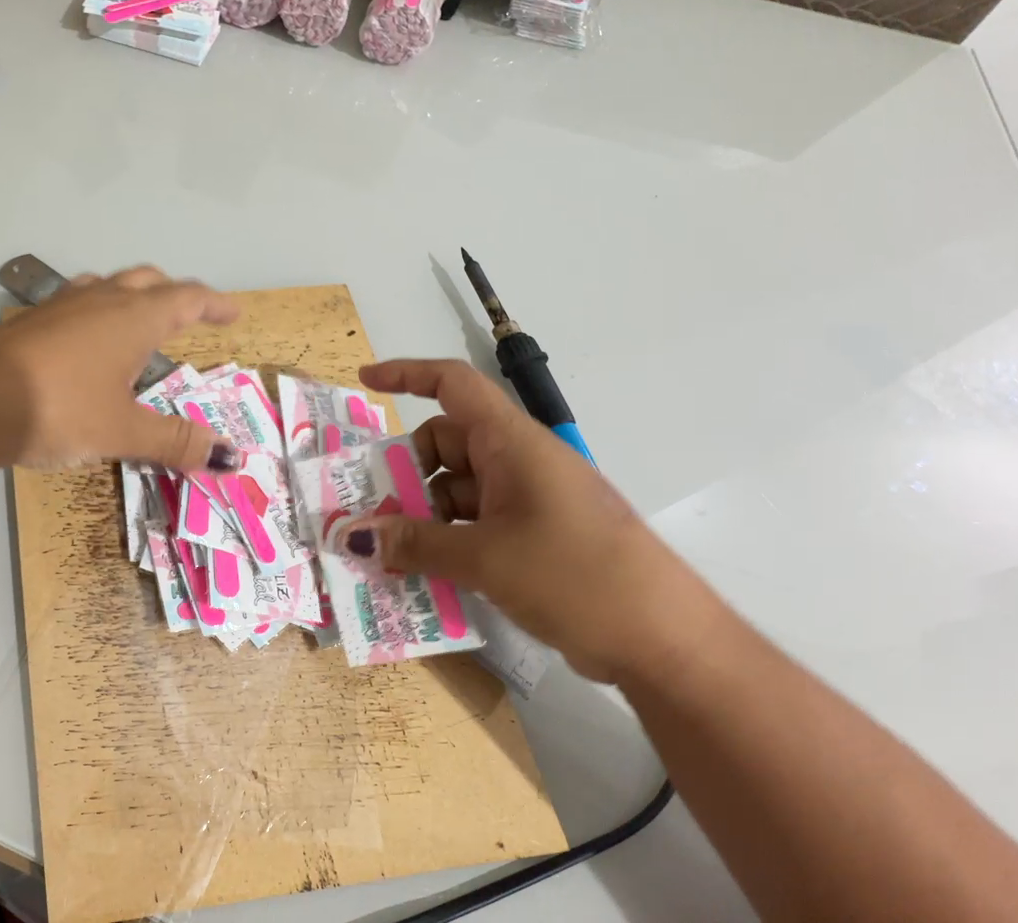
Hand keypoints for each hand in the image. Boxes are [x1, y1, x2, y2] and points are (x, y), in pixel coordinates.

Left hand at [0, 266, 240, 472]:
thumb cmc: (61, 409)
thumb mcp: (123, 431)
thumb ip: (173, 441)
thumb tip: (226, 457)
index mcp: (133, 318)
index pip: (186, 298)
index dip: (214, 304)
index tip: (233, 312)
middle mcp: (99, 300)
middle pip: (147, 282)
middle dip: (173, 295)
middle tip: (188, 314)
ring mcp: (59, 307)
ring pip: (106, 286)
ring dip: (130, 297)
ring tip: (136, 321)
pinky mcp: (28, 323)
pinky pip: (74, 305)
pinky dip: (94, 314)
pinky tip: (83, 342)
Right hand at [337, 359, 717, 683]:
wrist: (666, 642)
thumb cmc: (577, 577)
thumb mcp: (485, 558)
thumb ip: (414, 542)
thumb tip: (351, 534)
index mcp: (513, 444)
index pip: (454, 386)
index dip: (406, 375)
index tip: (364, 383)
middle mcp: (519, 463)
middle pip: (444, 445)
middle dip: (403, 473)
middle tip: (367, 511)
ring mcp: (529, 501)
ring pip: (455, 490)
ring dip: (420, 516)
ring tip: (385, 554)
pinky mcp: (535, 538)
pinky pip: (474, 524)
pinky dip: (444, 541)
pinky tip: (419, 573)